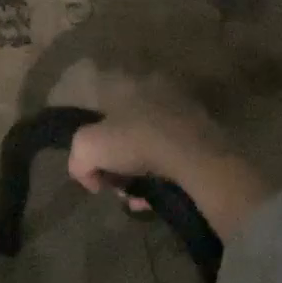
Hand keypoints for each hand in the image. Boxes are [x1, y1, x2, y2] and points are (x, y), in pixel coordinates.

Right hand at [66, 77, 269, 236]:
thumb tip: (91, 178)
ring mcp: (182, 112)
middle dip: (115, 160)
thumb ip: (78, 161)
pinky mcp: (203, 135)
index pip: (99, 102)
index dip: (90, 134)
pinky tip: (151, 198)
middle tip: (113, 182)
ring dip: (136, 173)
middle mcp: (155, 91)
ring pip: (148, 146)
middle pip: (124, 129)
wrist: (195, 157)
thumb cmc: (135, 142)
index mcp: (127, 84)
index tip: (91, 159)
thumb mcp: (86, 148)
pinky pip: (171, 159)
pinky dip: (159, 178)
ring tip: (133, 196)